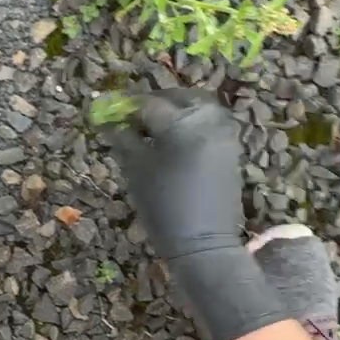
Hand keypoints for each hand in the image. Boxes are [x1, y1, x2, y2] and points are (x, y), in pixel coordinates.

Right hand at [108, 90, 287, 339]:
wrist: (203, 242)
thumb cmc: (163, 205)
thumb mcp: (135, 170)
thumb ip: (123, 139)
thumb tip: (110, 122)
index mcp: (181, 123)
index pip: (147, 104)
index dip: (124, 106)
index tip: (108, 110)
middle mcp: (207, 119)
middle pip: (176, 97)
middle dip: (152, 103)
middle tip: (131, 116)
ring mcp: (223, 132)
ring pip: (196, 106)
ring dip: (173, 109)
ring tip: (151, 127)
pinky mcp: (231, 146)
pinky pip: (207, 121)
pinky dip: (188, 122)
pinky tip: (171, 139)